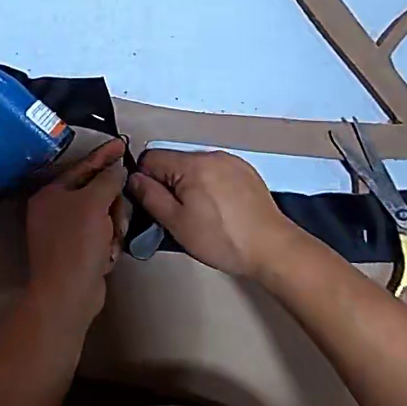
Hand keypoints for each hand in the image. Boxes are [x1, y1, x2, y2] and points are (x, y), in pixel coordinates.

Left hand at [23, 137, 130, 325]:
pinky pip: (102, 236)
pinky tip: (107, 256)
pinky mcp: (78, 251)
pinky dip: (108, 244)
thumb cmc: (76, 244)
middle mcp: (54, 210)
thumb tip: (117, 168)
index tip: (123, 143)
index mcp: (50, 194)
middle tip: (118, 217)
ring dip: (113, 228)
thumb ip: (107, 180)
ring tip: (111, 242)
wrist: (68, 294)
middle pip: (96, 193)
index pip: (82, 167)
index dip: (104, 155)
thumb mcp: (94, 204)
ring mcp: (65, 232)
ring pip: (103, 215)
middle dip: (112, 205)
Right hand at [128, 149, 305, 279]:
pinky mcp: (245, 173)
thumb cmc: (227, 240)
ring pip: (194, 168)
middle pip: (173, 162)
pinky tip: (217, 211)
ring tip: (200, 216)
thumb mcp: (176, 223)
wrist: (272, 249)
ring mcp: (232, 163)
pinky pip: (215, 172)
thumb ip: (150, 196)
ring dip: (189, 186)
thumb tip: (133, 179)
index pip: (151, 159)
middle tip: (177, 215)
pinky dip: (210, 187)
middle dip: (168, 185)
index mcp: (193, 165)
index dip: (145, 181)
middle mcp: (212, 156)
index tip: (153, 202)